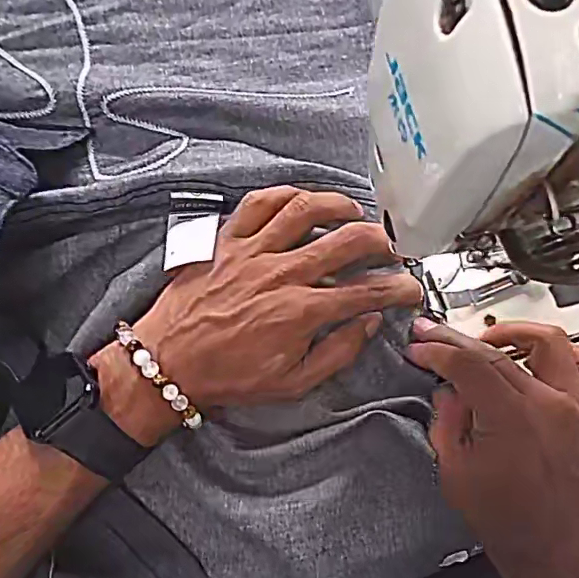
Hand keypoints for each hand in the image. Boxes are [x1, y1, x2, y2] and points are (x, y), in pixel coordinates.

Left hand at [92, 186, 423, 444]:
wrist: (170, 363)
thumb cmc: (227, 376)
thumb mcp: (292, 382)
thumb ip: (337, 353)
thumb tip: (367, 325)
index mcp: (301, 312)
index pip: (366, 292)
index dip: (398, 288)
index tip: (408, 288)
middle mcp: (281, 275)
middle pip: (346, 241)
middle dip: (379, 241)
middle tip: (388, 248)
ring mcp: (253, 252)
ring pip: (306, 210)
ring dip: (338, 206)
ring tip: (354, 213)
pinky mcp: (227, 240)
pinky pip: (259, 203)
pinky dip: (285, 194)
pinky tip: (300, 200)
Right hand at [406, 318, 578, 577]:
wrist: (545, 541)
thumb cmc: (505, 516)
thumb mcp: (453, 469)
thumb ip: (446, 419)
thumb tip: (447, 388)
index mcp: (512, 421)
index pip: (469, 363)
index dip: (437, 350)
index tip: (420, 347)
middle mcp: (549, 407)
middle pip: (498, 349)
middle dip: (458, 340)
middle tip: (436, 338)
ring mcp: (574, 407)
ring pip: (548, 341)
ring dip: (512, 333)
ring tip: (487, 340)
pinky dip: (561, 353)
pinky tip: (536, 358)